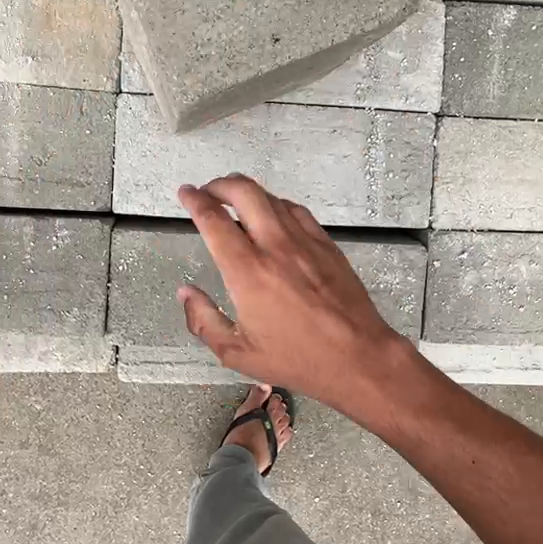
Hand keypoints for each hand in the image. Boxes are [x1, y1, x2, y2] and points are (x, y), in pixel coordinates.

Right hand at [176, 175, 412, 410]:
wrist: (357, 355)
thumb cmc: (296, 359)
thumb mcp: (237, 353)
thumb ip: (203, 321)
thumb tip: (185, 293)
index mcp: (247, 271)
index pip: (214, 220)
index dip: (195, 200)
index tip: (185, 193)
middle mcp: (274, 246)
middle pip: (243, 192)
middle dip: (219, 184)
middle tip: (207, 191)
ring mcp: (304, 241)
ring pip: (270, 197)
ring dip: (246, 191)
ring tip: (233, 198)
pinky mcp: (325, 244)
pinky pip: (296, 211)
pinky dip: (276, 204)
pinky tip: (271, 213)